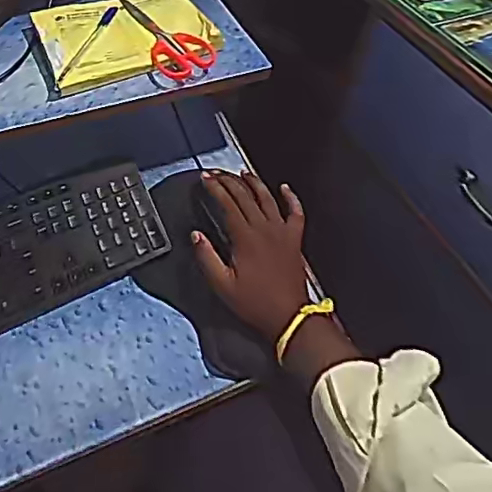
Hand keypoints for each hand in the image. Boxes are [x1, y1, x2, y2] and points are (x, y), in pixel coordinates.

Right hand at [192, 171, 361, 383]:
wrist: (290, 318)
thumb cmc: (256, 303)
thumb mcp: (222, 284)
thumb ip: (206, 257)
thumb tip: (195, 235)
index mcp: (245, 237)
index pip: (228, 203)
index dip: (215, 187)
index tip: (205, 178)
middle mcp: (264, 229)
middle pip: (245, 195)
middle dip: (228, 180)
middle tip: (216, 173)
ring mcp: (282, 232)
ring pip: (267, 198)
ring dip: (254, 183)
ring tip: (242, 173)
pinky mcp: (295, 240)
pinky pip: (296, 213)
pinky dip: (291, 198)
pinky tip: (284, 188)